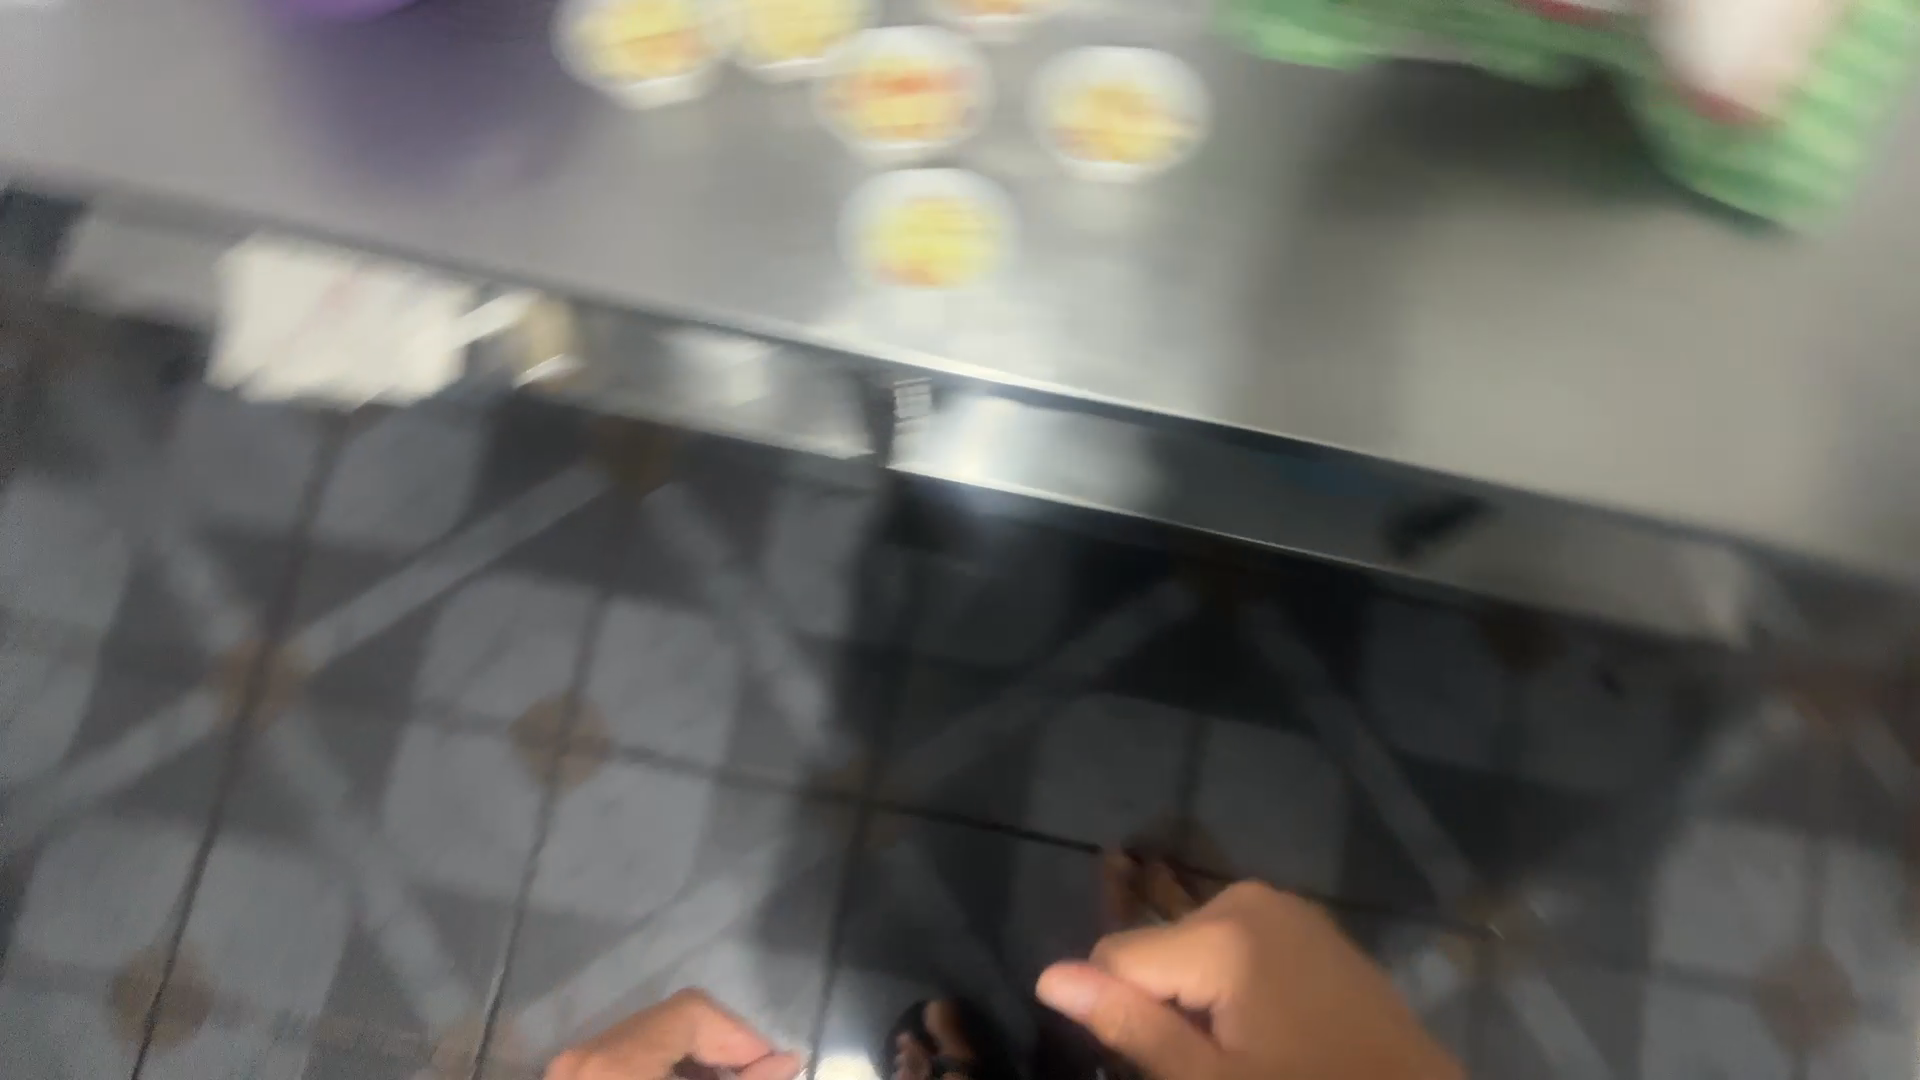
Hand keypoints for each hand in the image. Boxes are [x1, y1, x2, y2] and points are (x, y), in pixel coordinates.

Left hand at [545, 988, 805, 1079]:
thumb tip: (787, 1061)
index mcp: (616, 1060)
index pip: (693, 1012)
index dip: (738, 1034)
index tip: (770, 1066)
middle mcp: (586, 1056)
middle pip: (672, 1022)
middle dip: (720, 1047)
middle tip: (754, 1074)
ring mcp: (570, 1075)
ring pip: (650, 1041)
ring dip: (695, 1059)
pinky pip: (627, 1061)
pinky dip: (664, 1072)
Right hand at [1035, 882, 1461, 1079]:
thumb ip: (1130, 1025)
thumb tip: (1048, 975)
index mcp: (1223, 931)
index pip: (1117, 955)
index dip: (1123, 1014)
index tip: (1165, 1061)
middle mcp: (1248, 897)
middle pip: (1159, 946)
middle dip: (1166, 1003)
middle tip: (1215, 1062)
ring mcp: (1285, 906)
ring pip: (1195, 944)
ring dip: (1198, 995)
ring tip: (1245, 1049)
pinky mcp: (1310, 924)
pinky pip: (1238, 941)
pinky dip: (1233, 981)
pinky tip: (1272, 1028)